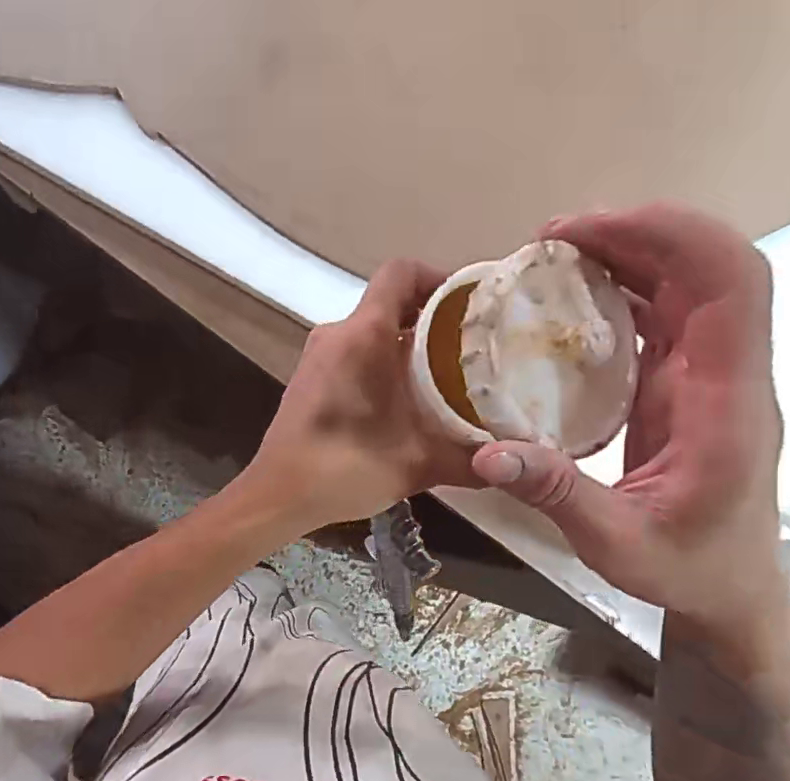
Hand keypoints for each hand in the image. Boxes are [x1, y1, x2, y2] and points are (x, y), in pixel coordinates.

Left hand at [243, 259, 481, 530]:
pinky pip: (350, 356)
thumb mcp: (416, 464)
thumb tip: (512, 462)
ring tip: (445, 375)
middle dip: (432, 319)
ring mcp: (316, 359)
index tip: (471, 303)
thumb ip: (468, 459)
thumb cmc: (344, 469)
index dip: (439, 277)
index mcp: (362, 335)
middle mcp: (335, 336)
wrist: (277, 497)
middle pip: (389, 304)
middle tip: (471, 345)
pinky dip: (379, 365)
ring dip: (405, 346)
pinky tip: (402, 402)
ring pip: (369, 333)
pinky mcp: (307, 382)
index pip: (401, 274)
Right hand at [470, 204, 789, 644]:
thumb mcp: (613, 541)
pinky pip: (662, 323)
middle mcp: (728, 376)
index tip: (588, 230)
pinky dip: (621, 297)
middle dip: (638, 235)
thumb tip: (485, 453)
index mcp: (727, 402)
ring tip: (554, 259)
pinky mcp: (685, 393)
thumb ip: (554, 493)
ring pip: (686, 290)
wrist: (730, 591)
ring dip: (629, 259)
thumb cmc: (685, 569)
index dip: (669, 238)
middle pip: (708, 270)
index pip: (728, 285)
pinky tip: (570, 304)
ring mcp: (709, 381)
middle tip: (551, 239)